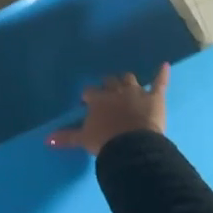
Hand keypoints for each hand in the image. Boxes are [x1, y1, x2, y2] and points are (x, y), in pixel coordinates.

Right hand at [48, 64, 169, 155]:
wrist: (132, 146)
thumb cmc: (105, 141)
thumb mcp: (83, 139)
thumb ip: (66, 137)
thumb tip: (46, 140)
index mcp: (98, 99)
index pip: (90, 92)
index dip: (89, 96)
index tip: (87, 102)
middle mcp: (116, 91)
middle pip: (110, 81)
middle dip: (108, 85)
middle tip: (107, 92)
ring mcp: (136, 92)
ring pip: (129, 79)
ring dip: (127, 80)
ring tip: (125, 83)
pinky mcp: (155, 97)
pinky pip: (159, 83)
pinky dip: (162, 74)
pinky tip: (165, 65)